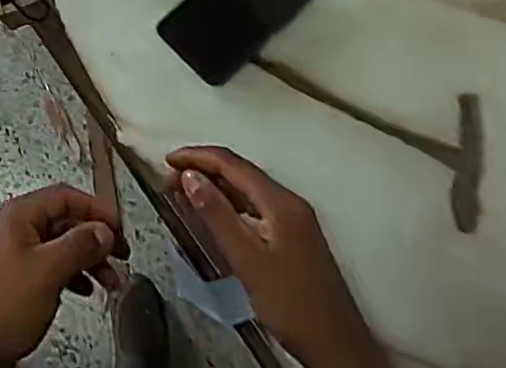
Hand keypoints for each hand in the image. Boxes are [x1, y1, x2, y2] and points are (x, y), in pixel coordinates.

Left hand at [0, 184, 126, 367]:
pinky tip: (87, 287)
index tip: (118, 227)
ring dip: (90, 258)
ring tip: (111, 279)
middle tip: (120, 252)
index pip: (66, 196)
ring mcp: (22, 250)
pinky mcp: (24, 275)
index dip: (95, 209)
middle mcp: (21, 227)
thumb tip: (103, 230)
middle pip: (67, 219)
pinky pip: (58, 264)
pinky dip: (76, 273)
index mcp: (21, 214)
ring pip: (65, 243)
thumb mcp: (48, 270)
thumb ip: (79, 245)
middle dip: (96, 236)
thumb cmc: (2, 306)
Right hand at [166, 147, 390, 367]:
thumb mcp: (248, 261)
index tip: (166, 160)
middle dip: (203, 169)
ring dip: (215, 185)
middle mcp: (289, 202)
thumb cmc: (292, 305)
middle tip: (170, 179)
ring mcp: (295, 218)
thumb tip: (189, 175)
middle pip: (240, 171)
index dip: (196, 156)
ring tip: (184, 192)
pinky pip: (255, 205)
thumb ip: (217, 215)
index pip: (232, 163)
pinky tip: (214, 213)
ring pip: (247, 188)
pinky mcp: (294, 235)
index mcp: (280, 202)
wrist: (339, 351)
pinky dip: (229, 203)